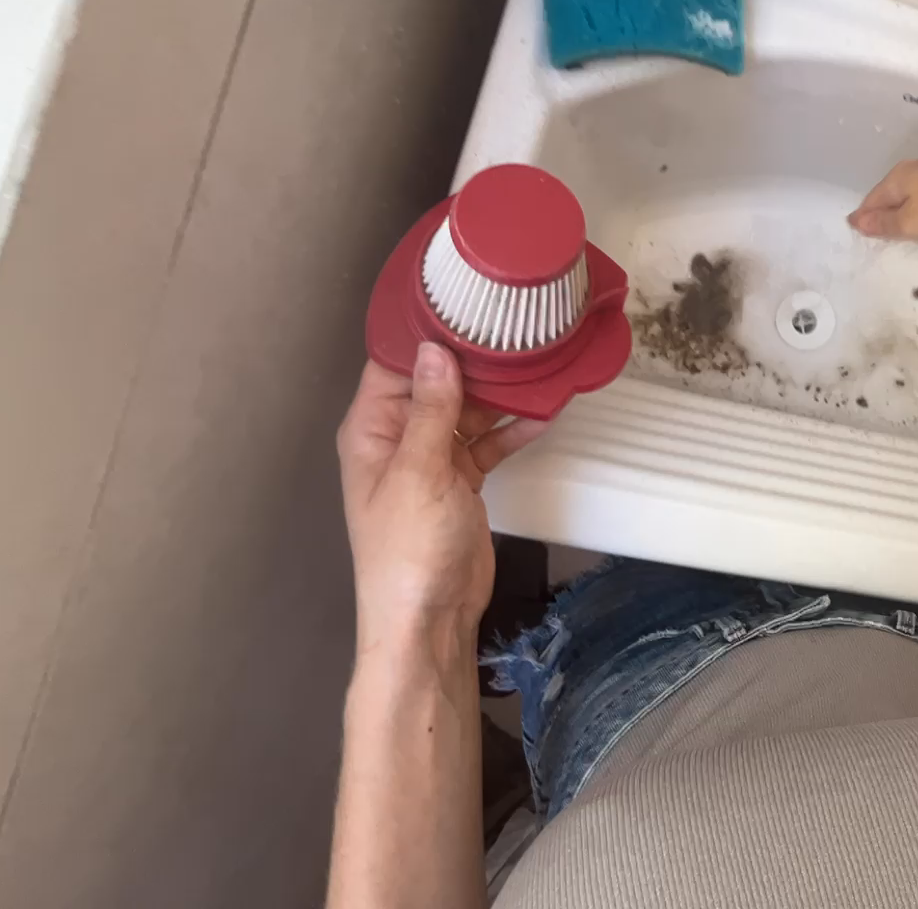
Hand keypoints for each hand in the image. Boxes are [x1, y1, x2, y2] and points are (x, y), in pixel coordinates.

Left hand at [336, 342, 549, 652]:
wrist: (429, 614)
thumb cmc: (409, 546)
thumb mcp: (420, 471)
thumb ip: (432, 410)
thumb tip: (436, 349)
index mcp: (374, 428)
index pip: (395, 364)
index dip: (426, 334)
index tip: (465, 303)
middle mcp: (402, 436)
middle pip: (439, 383)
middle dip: (475, 360)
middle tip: (516, 330)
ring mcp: (435, 458)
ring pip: (469, 410)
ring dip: (501, 394)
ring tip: (539, 366)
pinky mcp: (464, 478)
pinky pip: (490, 442)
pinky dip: (513, 430)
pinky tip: (544, 414)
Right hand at [847, 157, 917, 246]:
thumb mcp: (910, 223)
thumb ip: (884, 224)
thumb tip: (857, 220)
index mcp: (900, 176)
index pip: (873, 198)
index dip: (864, 215)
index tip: (855, 228)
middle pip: (893, 191)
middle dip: (884, 209)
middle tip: (876, 229)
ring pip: (915, 191)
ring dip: (906, 207)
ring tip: (903, 225)